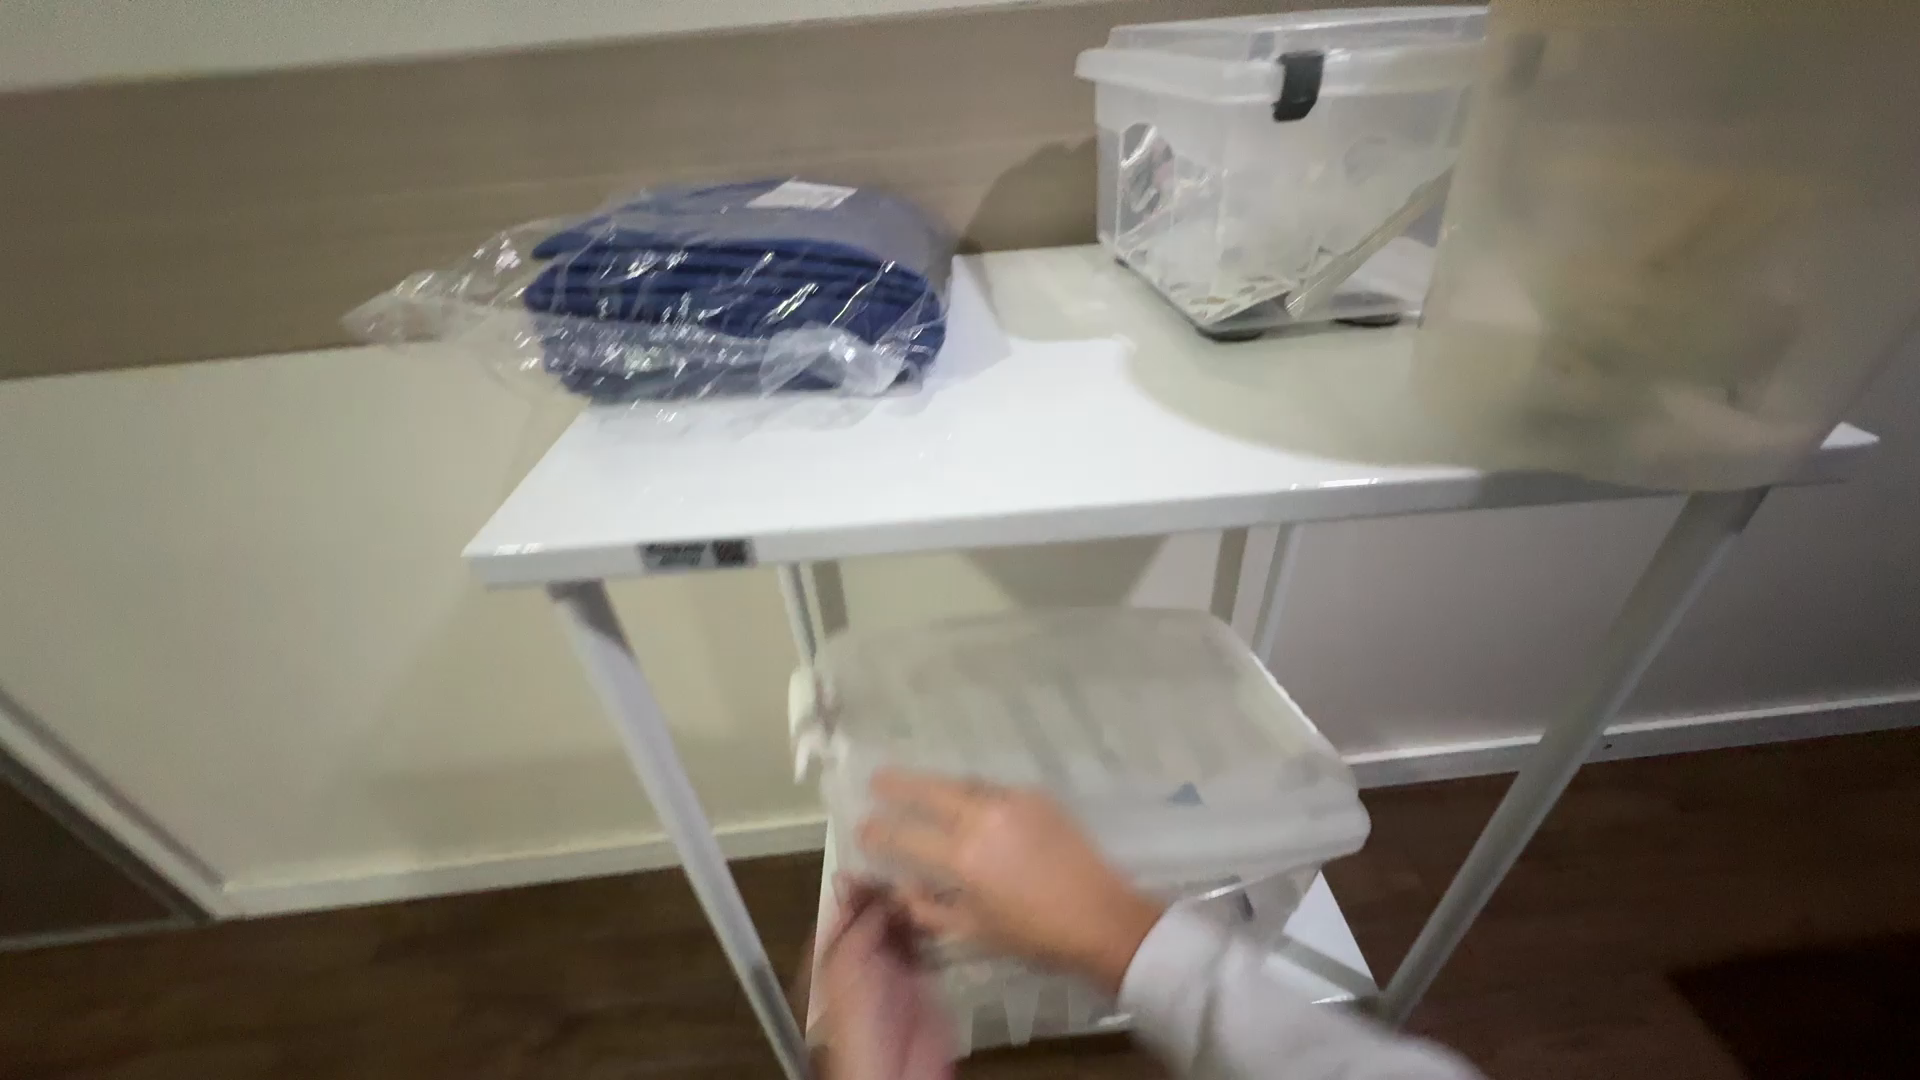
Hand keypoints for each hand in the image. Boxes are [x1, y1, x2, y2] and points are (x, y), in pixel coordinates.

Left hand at [817, 880, 953, 1079]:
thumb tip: (861, 889)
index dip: (855, 885)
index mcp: (833, 959)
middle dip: (886, 890)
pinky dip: (928, 922)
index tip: (870, 855)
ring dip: (908, 903)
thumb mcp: (847, 972)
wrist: (898, 1076)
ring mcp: (890, 969)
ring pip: (899, 923)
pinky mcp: (919, 977)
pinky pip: (923, 941)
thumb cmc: (860, 1038)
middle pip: (873, 914)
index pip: (842, 911)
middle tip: (902, 863)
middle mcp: (860, 961)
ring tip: (919, 879)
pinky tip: (934, 906)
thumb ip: (855, 928)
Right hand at [858, 769, 1165, 992]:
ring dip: (938, 785)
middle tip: (878, 778)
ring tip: (920, 789)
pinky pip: (993, 789)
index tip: (862, 825)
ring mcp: (1011, 800)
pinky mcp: (1035, 796)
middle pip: (930, 790)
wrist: (1102, 917)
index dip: (879, 830)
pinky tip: (969, 802)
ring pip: (963, 783)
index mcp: (963, 856)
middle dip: (899, 783)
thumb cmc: (1034, 934)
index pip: (906, 835)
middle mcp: (983, 817)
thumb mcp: (974, 930)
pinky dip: (973, 793)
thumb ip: (930, 908)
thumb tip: (900, 887)